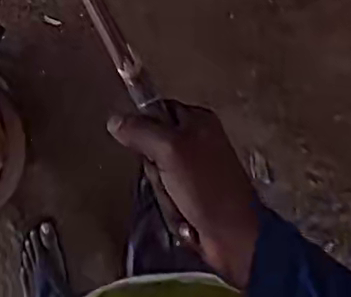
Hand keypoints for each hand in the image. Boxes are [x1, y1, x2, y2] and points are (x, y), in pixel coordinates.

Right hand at [108, 102, 262, 288]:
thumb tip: (113, 121)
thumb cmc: (206, 186)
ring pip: (157, 168)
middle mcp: (199, 139)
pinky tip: (181, 211)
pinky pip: (167, 190)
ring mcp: (198, 169)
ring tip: (176, 197)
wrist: (237, 241)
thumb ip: (139, 130)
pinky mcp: (196, 195)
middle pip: (152, 140)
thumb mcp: (168, 149)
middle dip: (153, 162)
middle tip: (164, 173)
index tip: (144, 142)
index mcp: (198, 119)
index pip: (155, 108)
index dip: (145, 125)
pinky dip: (170, 202)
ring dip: (161, 186)